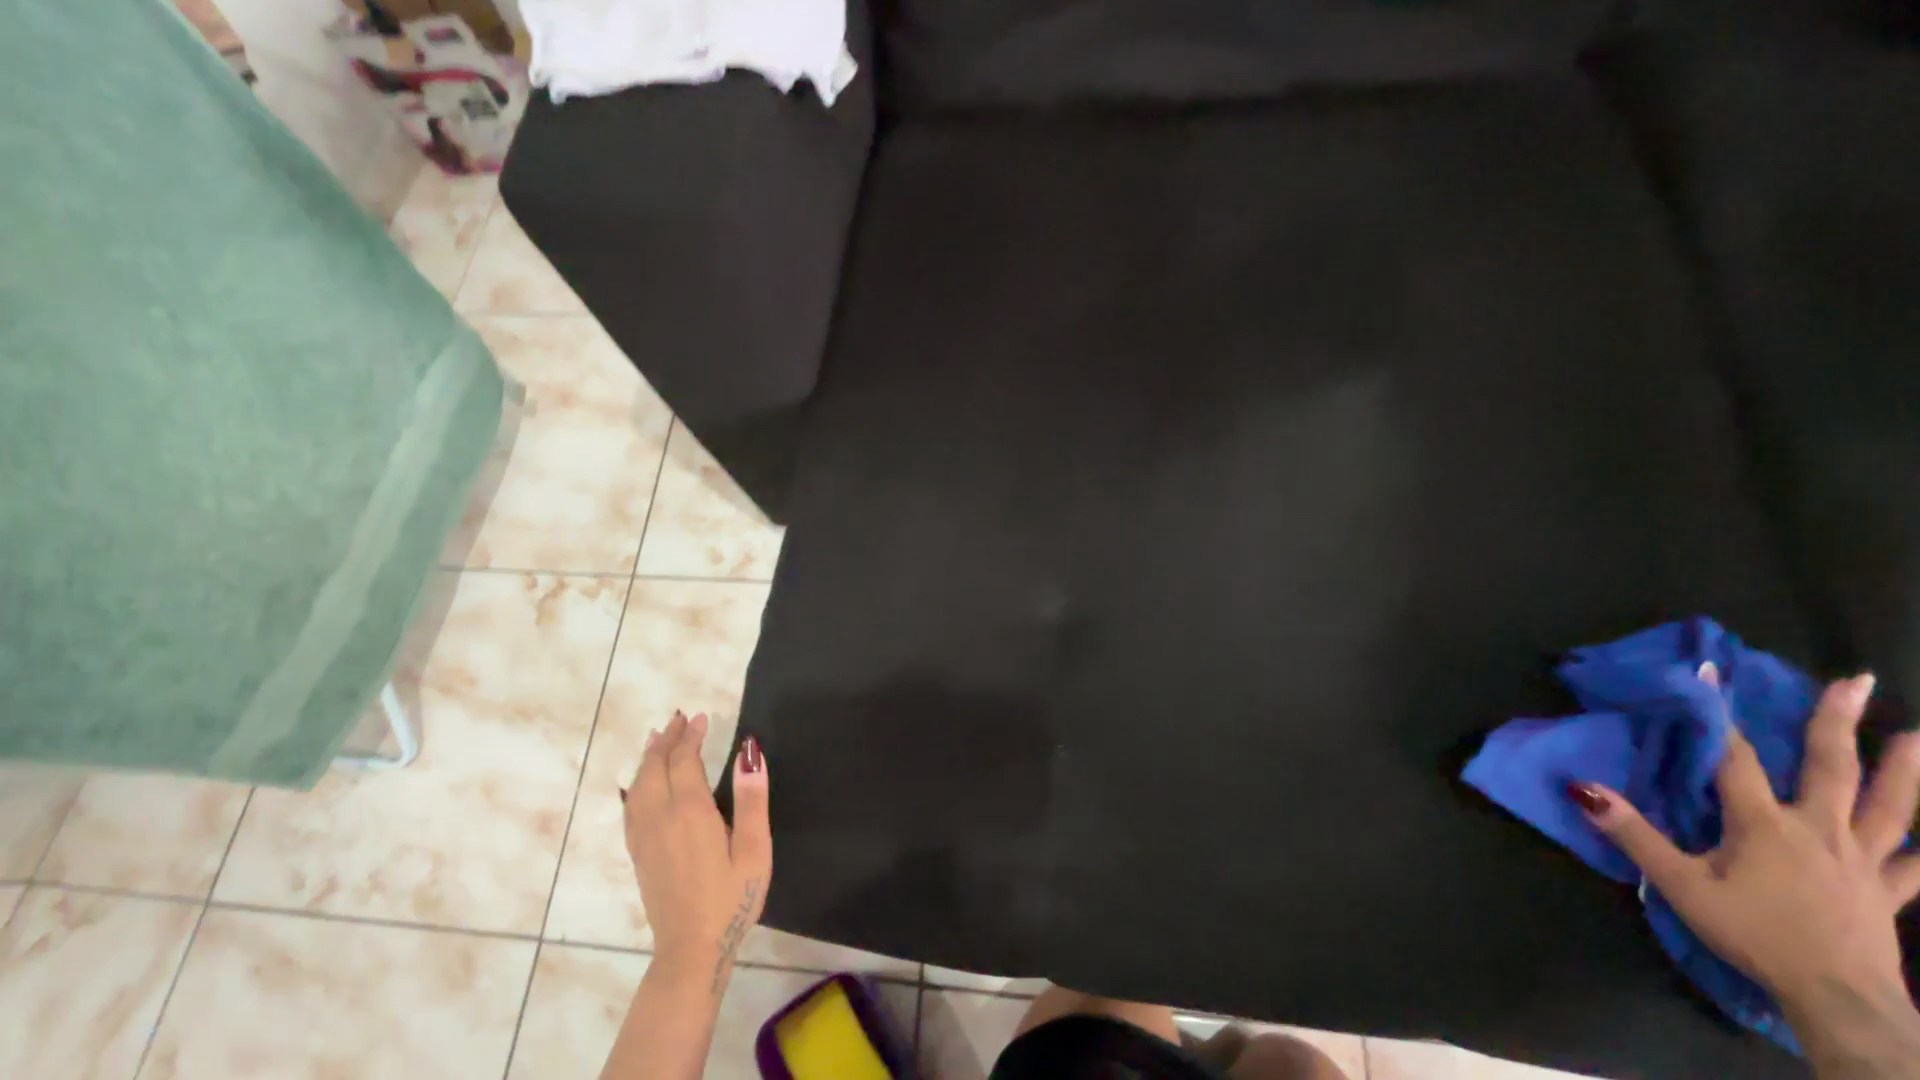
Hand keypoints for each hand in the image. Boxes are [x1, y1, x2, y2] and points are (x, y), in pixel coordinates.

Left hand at [621, 711, 769, 994]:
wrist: (691, 949)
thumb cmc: (731, 899)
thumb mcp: (754, 850)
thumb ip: (751, 799)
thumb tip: (748, 752)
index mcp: (690, 812)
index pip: (685, 761)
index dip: (691, 736)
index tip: (701, 717)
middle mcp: (660, 817)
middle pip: (655, 767)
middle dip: (666, 740)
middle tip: (679, 720)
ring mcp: (644, 836)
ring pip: (638, 785)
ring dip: (648, 758)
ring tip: (657, 739)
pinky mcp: (638, 853)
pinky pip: (630, 805)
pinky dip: (636, 783)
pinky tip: (641, 785)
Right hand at [1571, 673, 1919, 1006]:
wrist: (1836, 997)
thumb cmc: (1752, 935)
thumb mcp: (1681, 886)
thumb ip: (1634, 836)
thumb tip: (1585, 789)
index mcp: (1764, 824)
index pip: (1735, 759)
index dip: (1718, 716)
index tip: (1710, 673)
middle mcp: (1819, 830)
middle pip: (1832, 767)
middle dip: (1838, 722)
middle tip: (1858, 681)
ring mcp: (1862, 861)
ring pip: (1892, 807)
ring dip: (1904, 770)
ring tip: (1916, 736)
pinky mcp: (1887, 893)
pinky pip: (1914, 868)